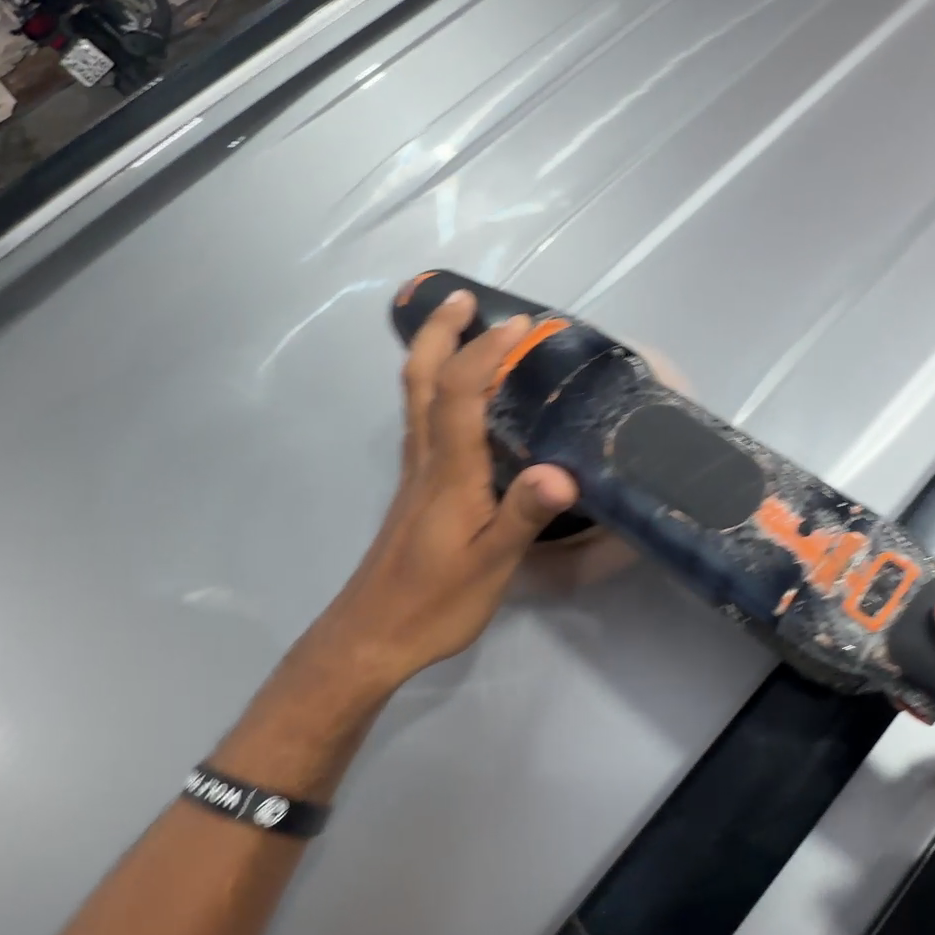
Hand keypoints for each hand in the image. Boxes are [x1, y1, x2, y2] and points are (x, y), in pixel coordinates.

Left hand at [329, 289, 577, 688]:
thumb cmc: (435, 603)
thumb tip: (563, 471)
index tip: (519, 324)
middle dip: (439, 332)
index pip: (458, 393)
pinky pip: (423, 419)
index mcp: (447, 472)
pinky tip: (460, 398)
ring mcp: (415, 474)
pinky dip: (437, 387)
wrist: (371, 637)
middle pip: (419, 380)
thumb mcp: (492, 566)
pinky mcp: (415, 489)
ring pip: (414, 396)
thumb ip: (524, 515)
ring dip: (433, 352)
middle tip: (463, 297)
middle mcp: (425, 460)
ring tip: (461, 327)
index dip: (484, 352)